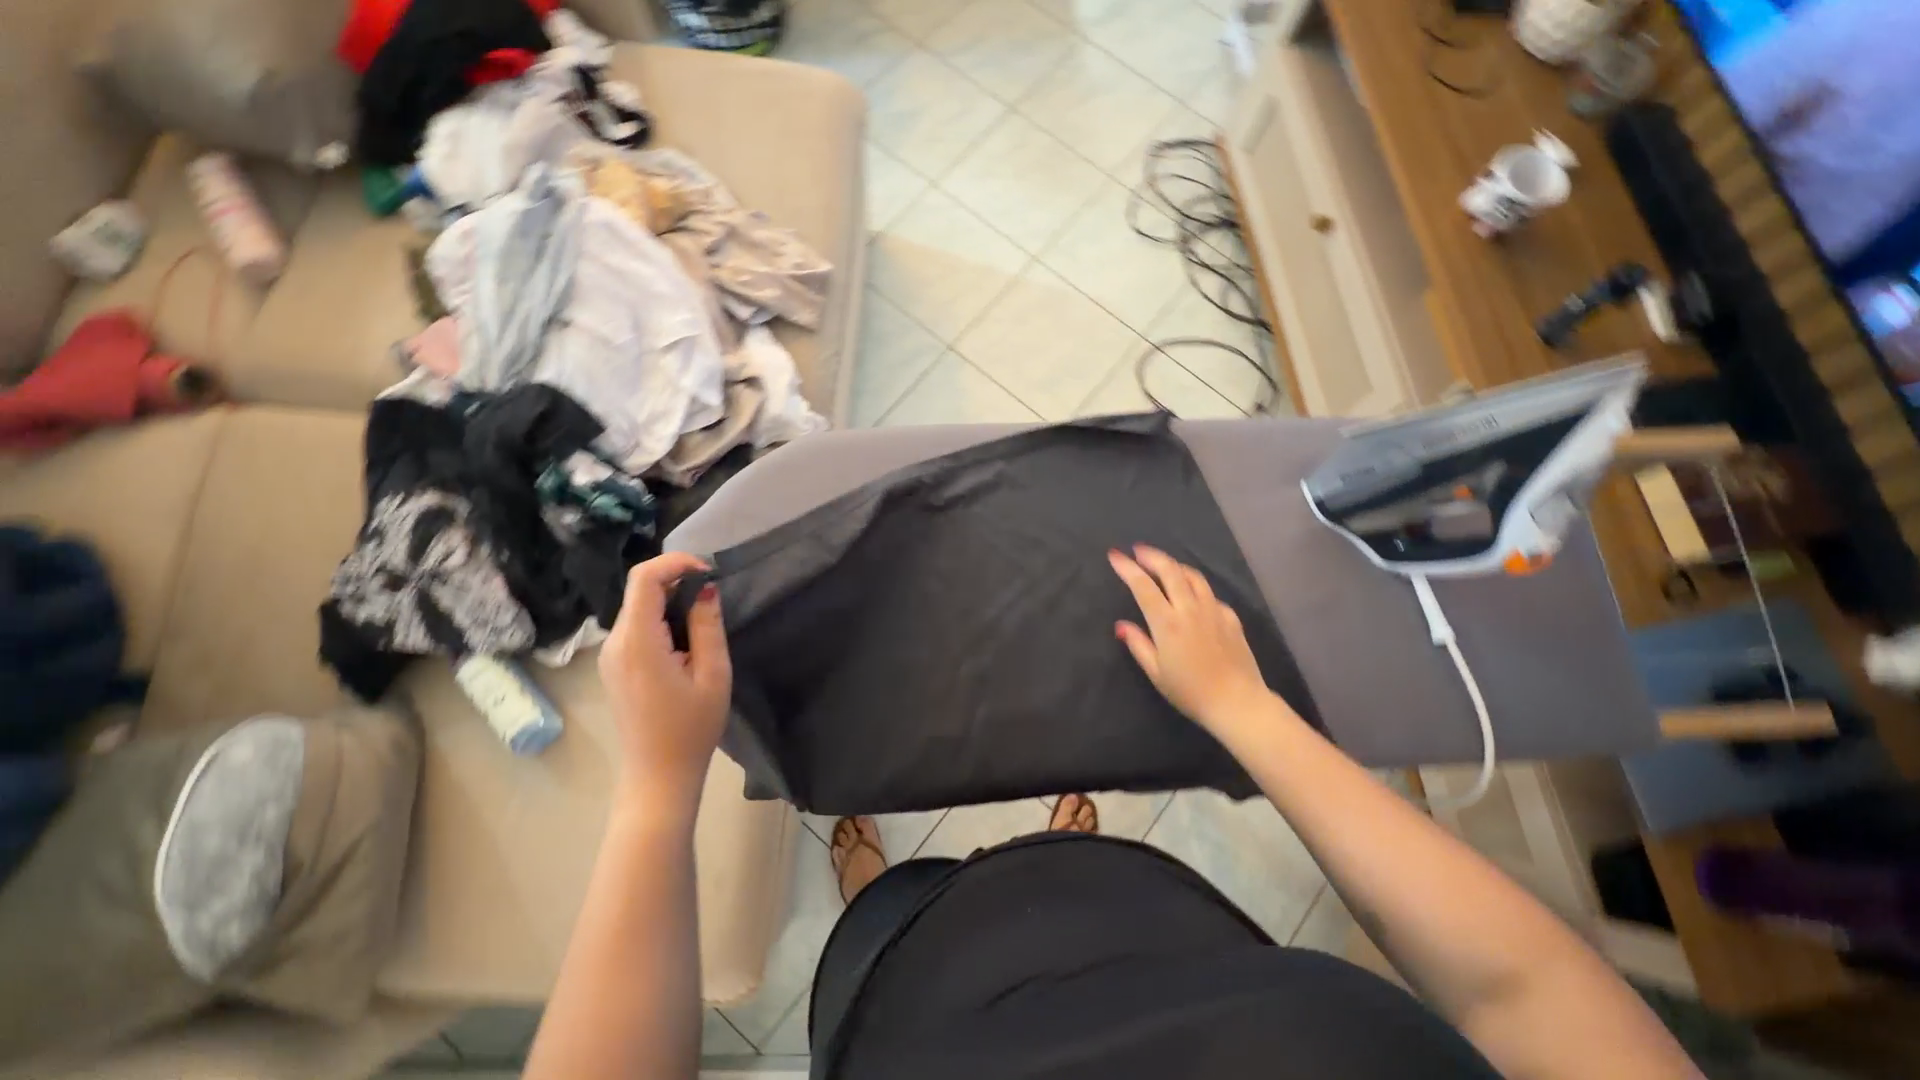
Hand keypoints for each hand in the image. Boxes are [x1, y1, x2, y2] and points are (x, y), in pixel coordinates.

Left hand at [598, 553, 731, 803]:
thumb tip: (704, 588)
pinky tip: (685, 642)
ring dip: (669, 602)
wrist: (659, 776)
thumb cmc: (691, 728)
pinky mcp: (614, 667)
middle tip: (713, 595)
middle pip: (639, 590)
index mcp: (638, 642)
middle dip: (676, 581)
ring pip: (637, 608)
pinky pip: (635, 628)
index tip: (708, 572)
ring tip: (703, 619)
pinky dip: (659, 621)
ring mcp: (610, 656)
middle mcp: (615, 642)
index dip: (676, 563)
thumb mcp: (713, 674)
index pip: (645, 578)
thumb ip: (707, 625)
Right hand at [1109, 545, 1285, 739]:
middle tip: (1138, 551)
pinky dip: (1196, 588)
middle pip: (1170, 570)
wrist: (1237, 702)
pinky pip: (1209, 594)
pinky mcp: (1230, 617)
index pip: (1143, 585)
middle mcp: (1190, 609)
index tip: (1115, 555)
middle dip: (1152, 556)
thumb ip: (1139, 645)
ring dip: (1175, 565)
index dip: (1127, 568)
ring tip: (1164, 565)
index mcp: (1167, 623)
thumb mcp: (1156, 673)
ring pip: (1193, 576)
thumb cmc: (1190, 692)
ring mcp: (1213, 610)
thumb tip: (1122, 626)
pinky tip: (1192, 596)